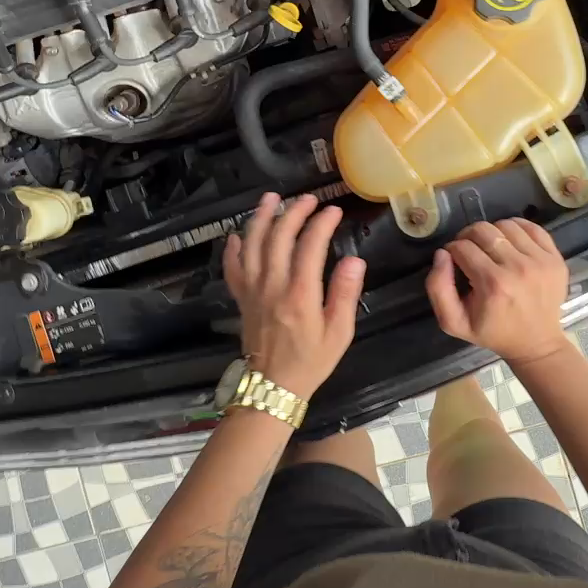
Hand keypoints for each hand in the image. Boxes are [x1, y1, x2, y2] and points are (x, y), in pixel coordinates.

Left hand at [223, 193, 365, 397]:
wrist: (272, 388)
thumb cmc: (311, 361)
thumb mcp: (339, 333)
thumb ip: (345, 294)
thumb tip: (354, 260)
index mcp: (300, 294)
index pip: (310, 246)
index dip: (321, 223)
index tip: (333, 211)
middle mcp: (272, 285)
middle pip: (278, 237)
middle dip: (293, 212)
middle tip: (308, 199)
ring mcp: (252, 290)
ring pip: (252, 244)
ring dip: (261, 218)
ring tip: (271, 198)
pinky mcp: (240, 297)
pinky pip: (232, 267)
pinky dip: (232, 247)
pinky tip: (237, 233)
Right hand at [426, 218, 572, 365]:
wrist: (537, 343)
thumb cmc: (493, 333)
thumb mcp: (453, 322)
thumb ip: (438, 287)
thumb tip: (442, 253)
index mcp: (492, 284)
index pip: (462, 247)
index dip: (452, 250)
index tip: (454, 261)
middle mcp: (518, 268)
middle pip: (483, 230)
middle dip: (468, 237)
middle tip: (468, 251)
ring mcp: (540, 261)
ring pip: (506, 224)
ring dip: (491, 232)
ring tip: (490, 248)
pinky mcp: (555, 258)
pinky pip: (532, 227)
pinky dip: (516, 228)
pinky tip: (509, 242)